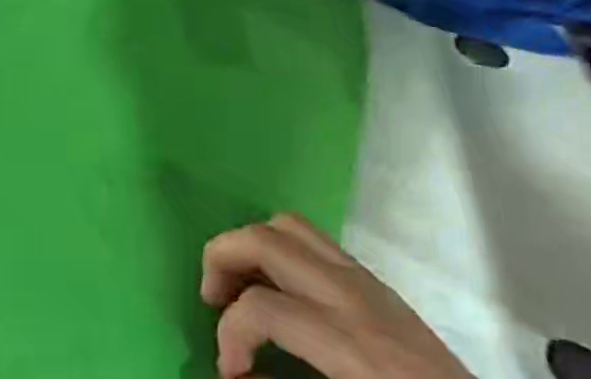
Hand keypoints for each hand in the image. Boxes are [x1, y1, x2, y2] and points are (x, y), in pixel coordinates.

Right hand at [202, 213, 471, 378]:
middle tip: (212, 301)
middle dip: (223, 259)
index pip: (263, 309)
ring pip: (289, 226)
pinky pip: (315, 242)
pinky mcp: (377, 283)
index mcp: (352, 343)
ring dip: (251, 247)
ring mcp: (368, 281)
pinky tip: (280, 291)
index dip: (229, 336)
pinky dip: (281, 252)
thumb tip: (240, 373)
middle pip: (267, 240)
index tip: (229, 371)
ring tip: (239, 287)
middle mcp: (355, 296)